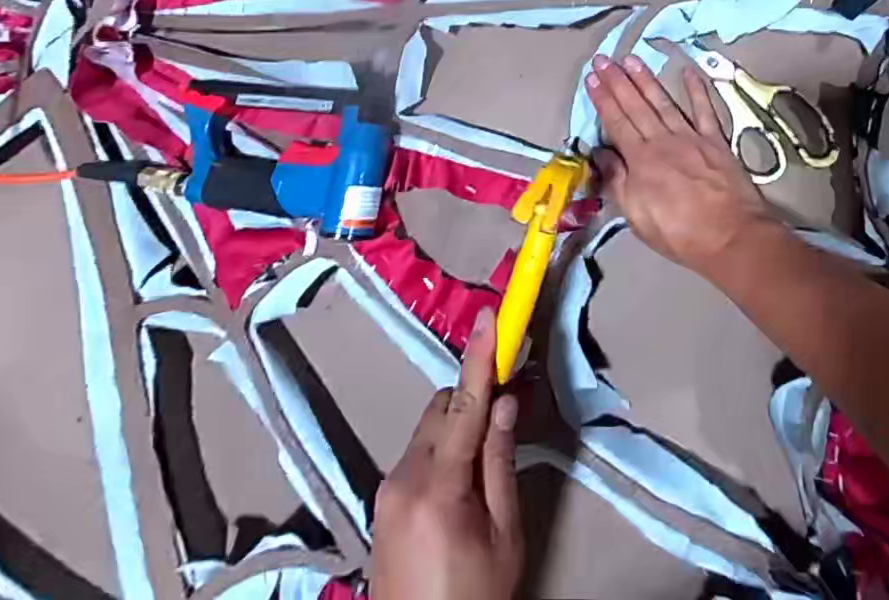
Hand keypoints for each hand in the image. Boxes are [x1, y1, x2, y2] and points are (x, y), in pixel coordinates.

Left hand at [371, 309, 521, 599]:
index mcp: (437, 487)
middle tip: (506, 405)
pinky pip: (417, 452)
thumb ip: (500, 463)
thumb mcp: (504, 537)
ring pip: (428, 429)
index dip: (480, 358)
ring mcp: (386, 487)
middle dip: (472, 398)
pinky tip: (460, 481)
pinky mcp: (382, 498)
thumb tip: (504, 402)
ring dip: (457, 425)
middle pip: (441, 409)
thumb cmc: (474, 597)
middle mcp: (402, 476)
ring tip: (484, 457)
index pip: (464, 406)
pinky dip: (442, 448)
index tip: (490, 317)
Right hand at [584, 55, 775, 276]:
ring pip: (664, 102)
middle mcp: (663, 141)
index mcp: (641, 159)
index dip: (602, 99)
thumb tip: (601, 153)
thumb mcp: (636, 215)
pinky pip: (705, 110)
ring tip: (631, 58)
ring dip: (646, 79)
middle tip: (604, 59)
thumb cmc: (679, 233)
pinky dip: (697, 90)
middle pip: (636, 105)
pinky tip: (688, 72)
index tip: (592, 78)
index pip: (616, 122)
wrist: (731, 237)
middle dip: (617, 81)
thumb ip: (617, 180)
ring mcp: (691, 138)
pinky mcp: (716, 142)